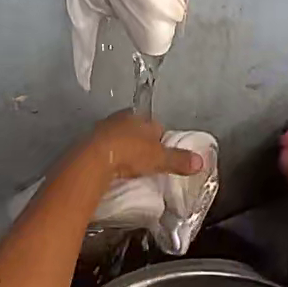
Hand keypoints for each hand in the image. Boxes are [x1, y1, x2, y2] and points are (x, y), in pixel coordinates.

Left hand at [73, 110, 204, 181]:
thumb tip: (200, 162)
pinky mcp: (87, 142)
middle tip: (146, 161)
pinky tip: (111, 169)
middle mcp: (121, 118)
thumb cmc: (130, 153)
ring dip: (123, 149)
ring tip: (128, 167)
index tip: (162, 154)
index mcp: (140, 117)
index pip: (155, 126)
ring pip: (118, 138)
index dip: (161, 139)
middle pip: (136, 130)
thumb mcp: (159, 159)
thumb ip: (179, 160)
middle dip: (141, 143)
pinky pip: (103, 148)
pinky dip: (108, 156)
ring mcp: (102, 129)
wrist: (93, 159)